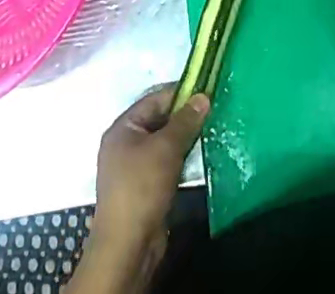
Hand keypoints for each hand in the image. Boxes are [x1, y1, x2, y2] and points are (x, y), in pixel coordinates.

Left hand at [72, 84, 207, 291]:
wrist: (128, 243)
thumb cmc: (142, 186)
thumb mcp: (166, 148)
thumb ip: (184, 121)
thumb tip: (202, 96)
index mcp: (122, 127)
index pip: (153, 100)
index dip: (178, 94)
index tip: (204, 91)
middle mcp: (124, 143)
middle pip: (157, 121)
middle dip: (183, 117)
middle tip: (211, 112)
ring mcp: (133, 166)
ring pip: (162, 143)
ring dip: (183, 139)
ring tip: (209, 132)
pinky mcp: (144, 186)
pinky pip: (164, 162)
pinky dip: (179, 158)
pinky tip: (197, 157)